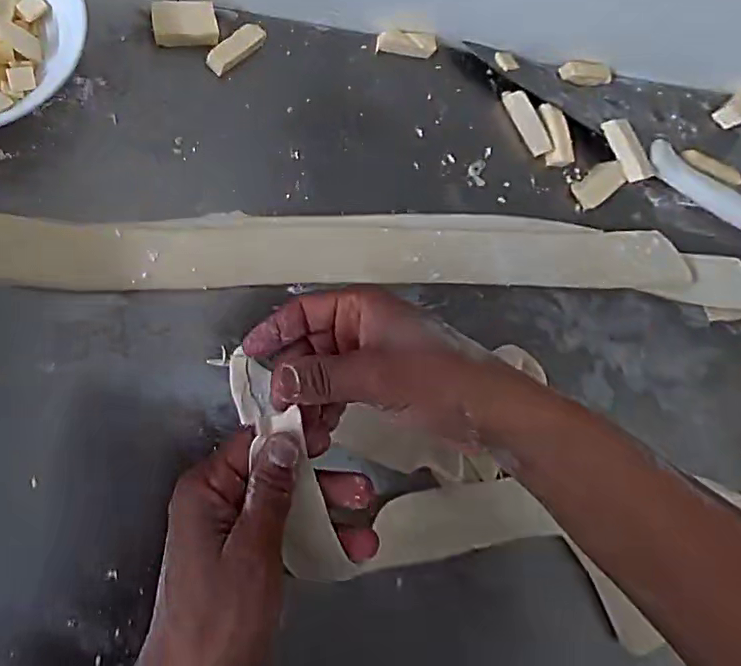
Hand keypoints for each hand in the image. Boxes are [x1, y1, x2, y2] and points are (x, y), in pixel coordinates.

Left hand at [139, 430, 376, 665]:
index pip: (251, 444)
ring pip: (283, 510)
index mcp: (204, 491)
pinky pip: (281, 538)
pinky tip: (346, 550)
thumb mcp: (251, 550)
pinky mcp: (241, 563)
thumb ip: (271, 493)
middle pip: (273, 476)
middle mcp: (214, 505)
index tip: (325, 434)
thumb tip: (285, 442)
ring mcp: (228, 535)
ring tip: (364, 525)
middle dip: (319, 484)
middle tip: (357, 487)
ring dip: (325, 517)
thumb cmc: (215, 623)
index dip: (290, 437)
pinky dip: (312, 543)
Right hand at [240, 286, 548, 452]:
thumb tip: (279, 380)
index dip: (274, 330)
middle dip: (293, 375)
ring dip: (309, 398)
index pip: (304, 310)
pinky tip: (321, 433)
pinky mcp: (381, 381)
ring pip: (324, 370)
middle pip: (311, 343)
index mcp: (361, 307)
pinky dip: (328, 407)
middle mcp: (362, 325)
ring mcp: (371, 354)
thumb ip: (323, 376)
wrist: (491, 412)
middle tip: (278, 409)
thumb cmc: (436, 378)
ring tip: (300, 431)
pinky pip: (341, 388)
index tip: (250, 355)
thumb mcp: (374, 375)